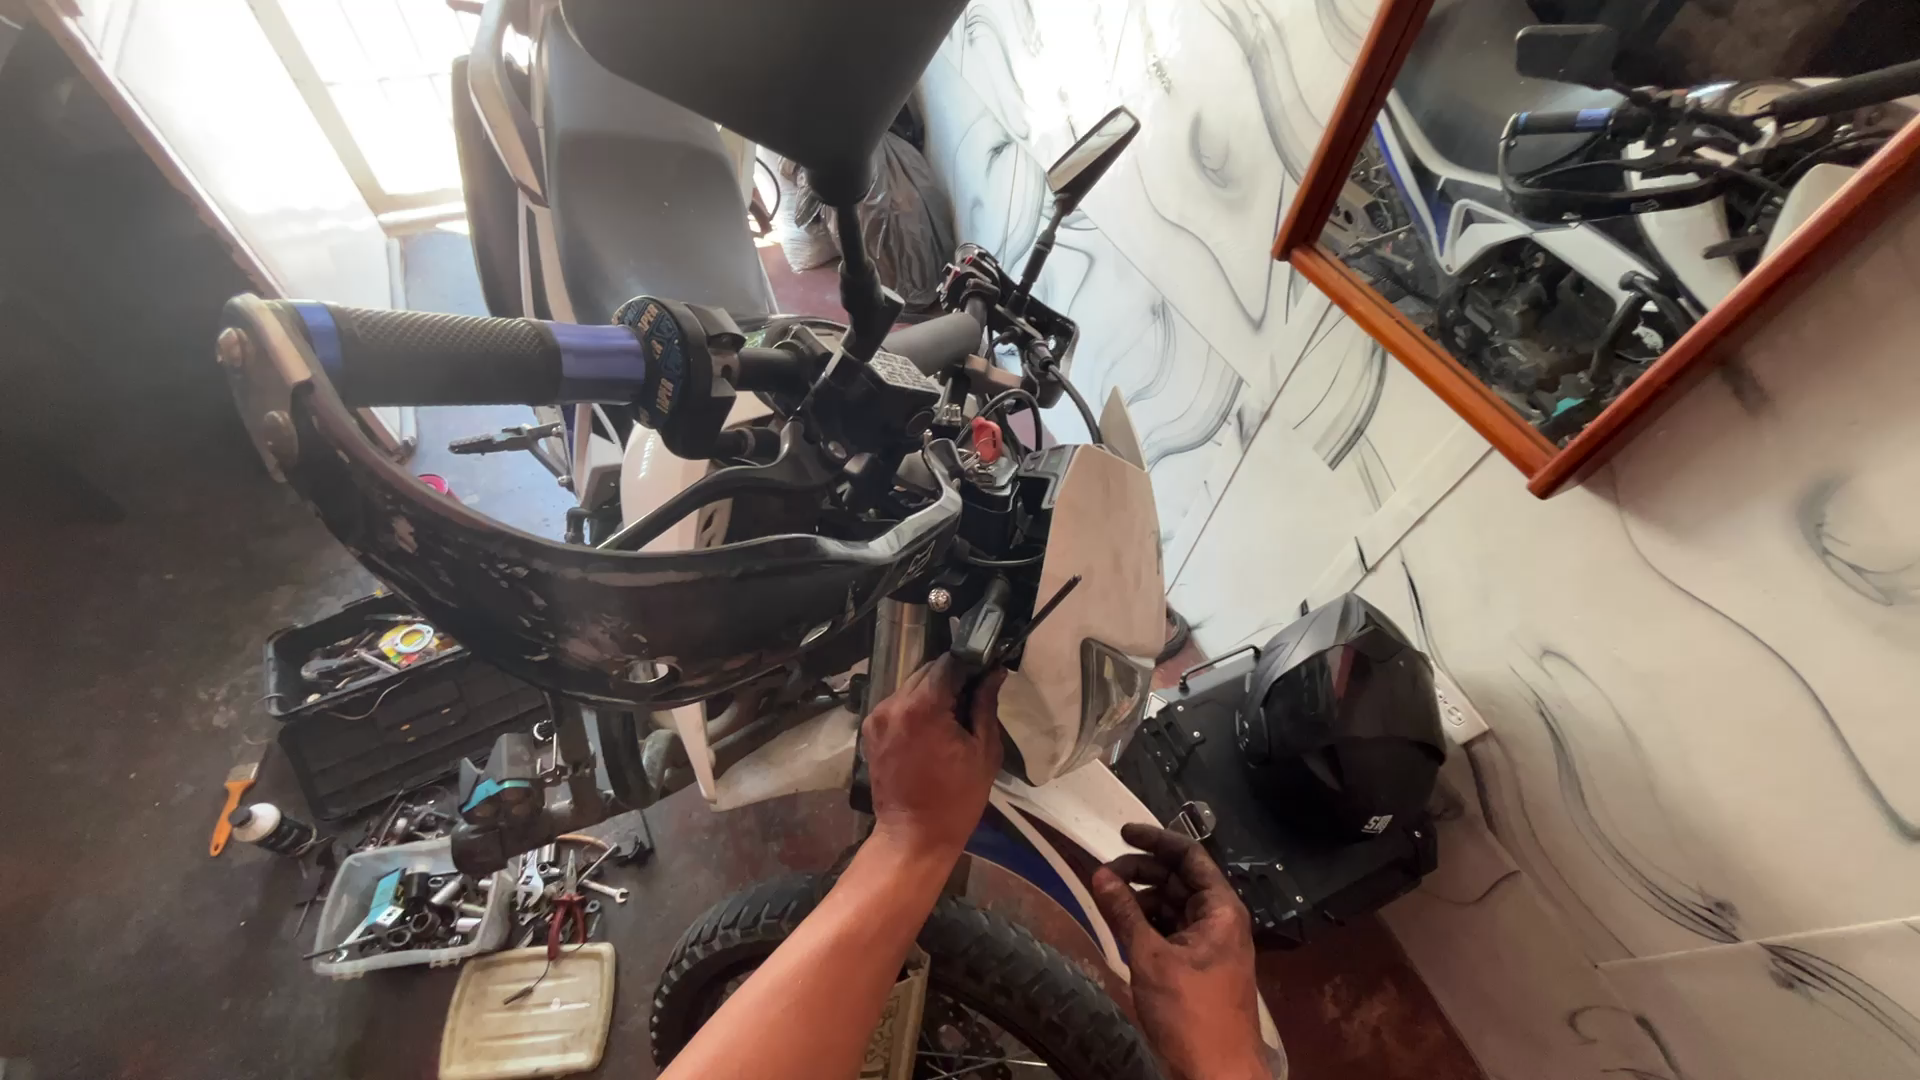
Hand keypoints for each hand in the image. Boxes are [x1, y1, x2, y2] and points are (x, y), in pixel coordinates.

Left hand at [863, 656, 1004, 858]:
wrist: (913, 835)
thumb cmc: (956, 799)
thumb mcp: (983, 751)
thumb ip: (986, 705)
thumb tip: (995, 673)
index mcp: (923, 708)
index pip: (948, 664)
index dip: (969, 665)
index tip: (984, 673)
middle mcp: (894, 704)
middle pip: (926, 671)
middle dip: (950, 678)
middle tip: (971, 697)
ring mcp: (878, 716)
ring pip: (910, 684)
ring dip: (931, 691)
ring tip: (952, 715)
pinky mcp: (871, 729)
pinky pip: (897, 703)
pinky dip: (915, 706)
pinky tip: (930, 727)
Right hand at [1090, 823, 1267, 1079]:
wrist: (1217, 1077)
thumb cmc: (1191, 1013)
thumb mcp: (1151, 957)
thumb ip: (1124, 911)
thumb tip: (1099, 873)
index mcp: (1220, 909)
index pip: (1189, 856)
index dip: (1155, 840)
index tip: (1121, 833)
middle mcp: (1218, 918)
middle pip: (1177, 878)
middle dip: (1140, 872)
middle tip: (1103, 875)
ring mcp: (1208, 943)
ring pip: (1170, 904)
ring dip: (1139, 898)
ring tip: (1107, 901)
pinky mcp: (1197, 964)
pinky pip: (1169, 929)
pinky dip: (1145, 922)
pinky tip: (1121, 925)